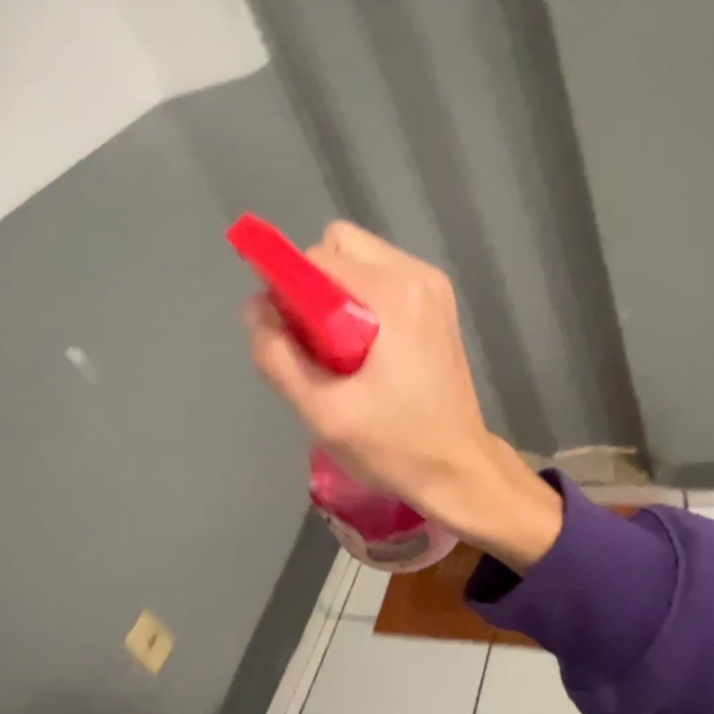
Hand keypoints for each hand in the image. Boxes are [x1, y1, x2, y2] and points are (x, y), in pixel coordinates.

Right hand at [241, 221, 562, 569]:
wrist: (458, 468)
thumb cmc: (393, 445)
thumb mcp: (322, 412)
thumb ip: (278, 356)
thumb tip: (255, 306)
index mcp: (394, 295)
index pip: (318, 258)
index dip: (290, 289)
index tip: (289, 332)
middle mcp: (418, 275)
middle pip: (341, 245)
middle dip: (315, 286)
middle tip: (317, 342)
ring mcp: (432, 286)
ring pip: (360, 258)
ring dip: (338, 293)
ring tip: (343, 351)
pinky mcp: (437, 301)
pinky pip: (382, 277)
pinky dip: (362, 300)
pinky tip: (366, 349)